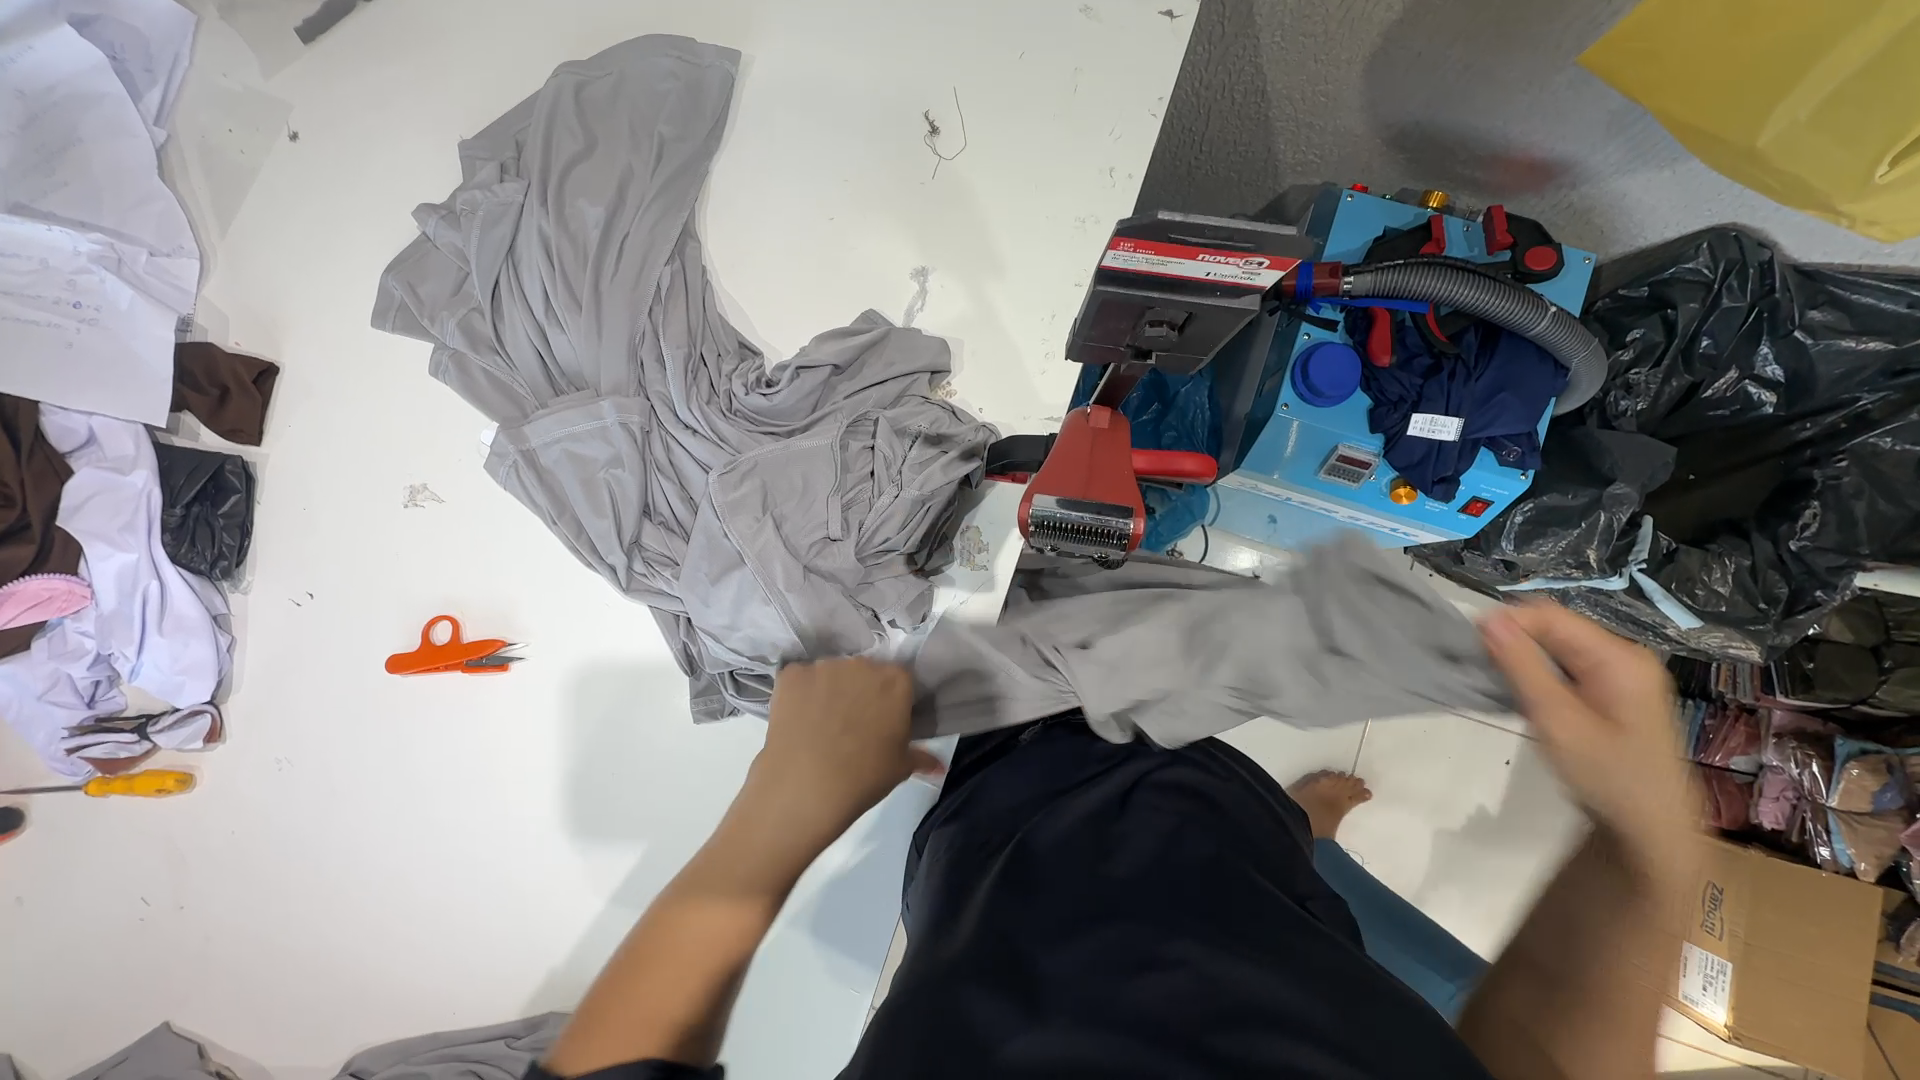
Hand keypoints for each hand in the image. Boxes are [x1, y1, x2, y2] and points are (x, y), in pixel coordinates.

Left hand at [743, 657, 938, 850]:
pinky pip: (801, 679)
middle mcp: (862, 664)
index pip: (900, 680)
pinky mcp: (792, 674)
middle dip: (862, 691)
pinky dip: (801, 694)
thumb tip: (939, 765)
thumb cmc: (864, 777)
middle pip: (865, 672)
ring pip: (832, 674)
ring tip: (821, 725)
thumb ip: (922, 757)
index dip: (892, 700)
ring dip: (830, 691)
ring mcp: (824, 666)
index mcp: (896, 681)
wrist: (805, 787)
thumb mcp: (900, 768)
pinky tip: (798, 720)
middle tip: (853, 724)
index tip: (884, 721)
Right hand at [1479, 602, 1700, 878]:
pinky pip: (1566, 666)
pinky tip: (1523, 693)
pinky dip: (1539, 673)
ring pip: (1557, 647)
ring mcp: (1621, 675)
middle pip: (1555, 628)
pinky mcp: (1613, 693)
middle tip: (1478, 665)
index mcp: (1618, 657)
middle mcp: (1624, 657)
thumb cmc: (1606, 775)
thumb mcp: (1556, 719)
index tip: (1469, 644)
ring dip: (1523, 657)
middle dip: (1514, 639)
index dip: (1507, 622)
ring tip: (1495, 680)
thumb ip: (1522, 666)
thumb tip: (1488, 619)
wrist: (1651, 829)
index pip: (1550, 615)